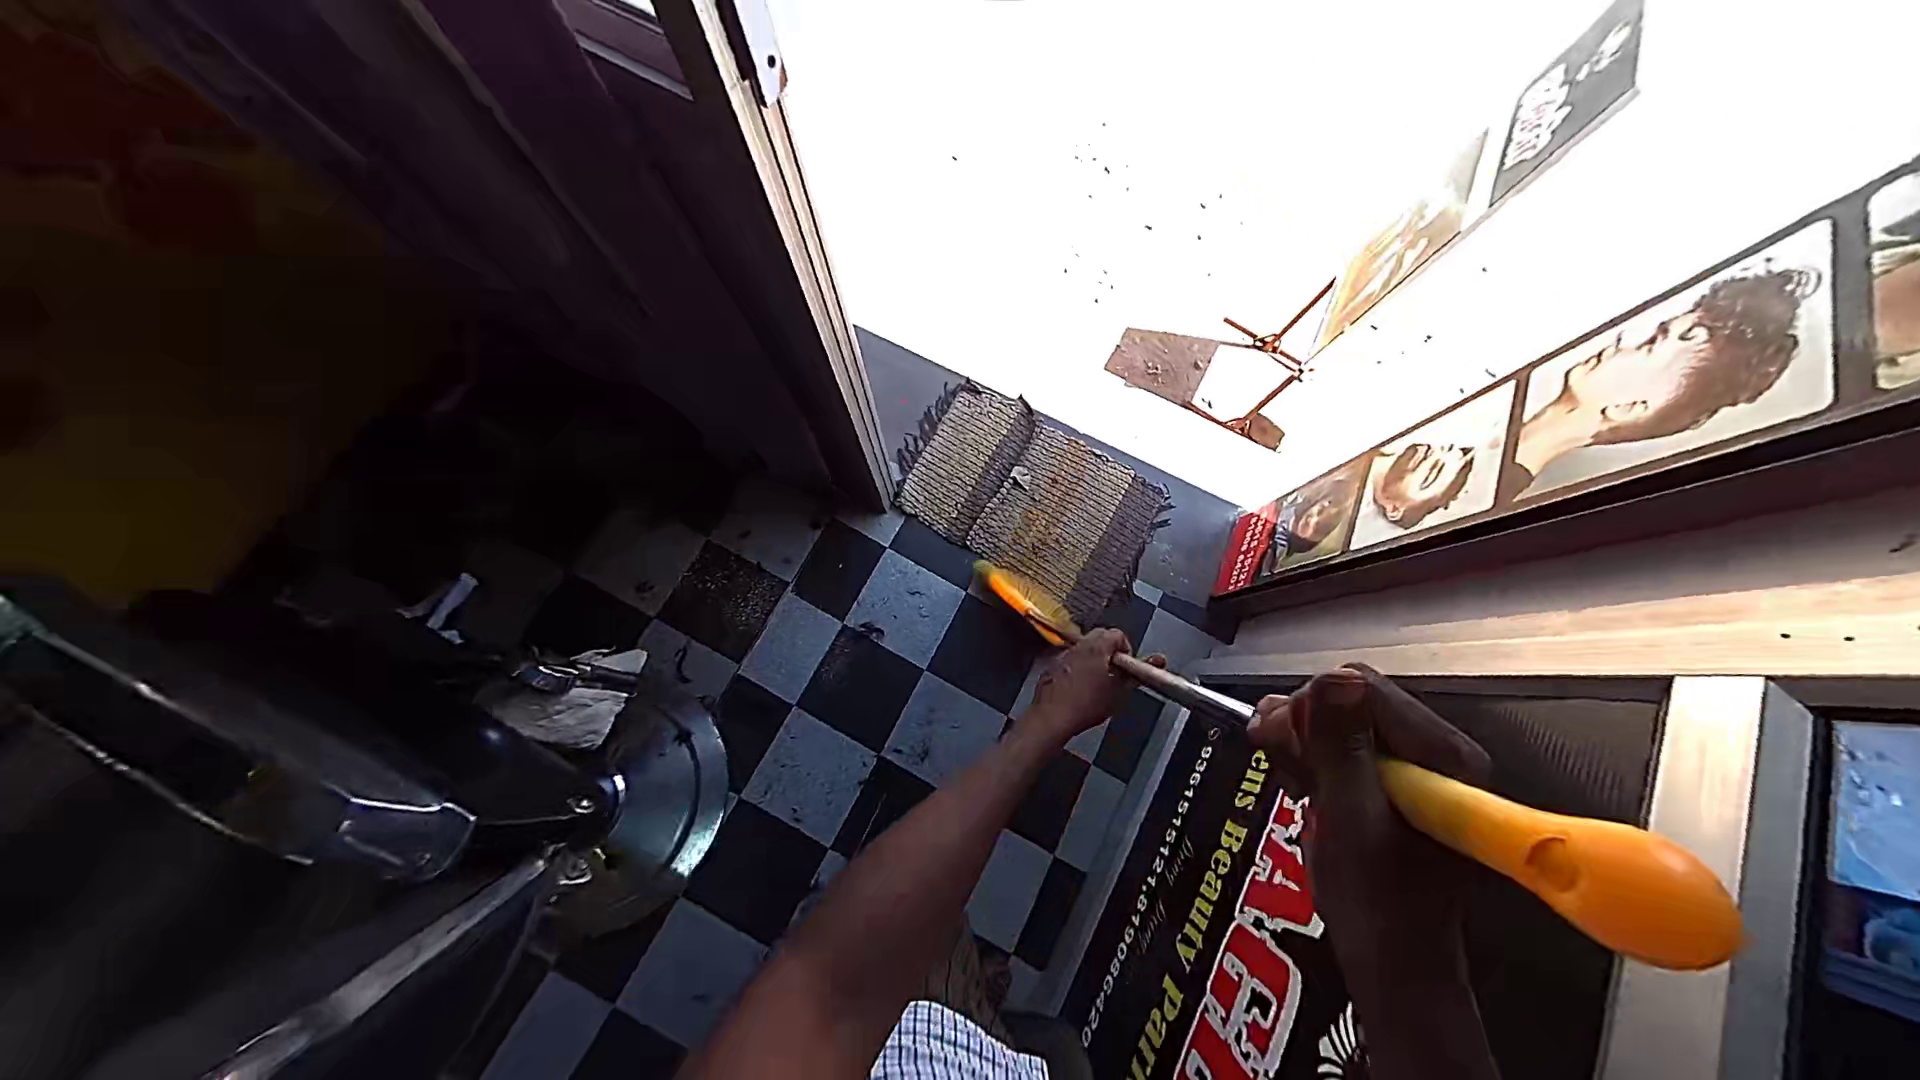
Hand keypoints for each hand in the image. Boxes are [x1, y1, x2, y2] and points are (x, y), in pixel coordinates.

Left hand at [1022, 629, 1164, 744]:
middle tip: (1115, 672)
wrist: (1052, 717)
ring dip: (1094, 658)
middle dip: (1110, 651)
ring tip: (1098, 681)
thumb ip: (1137, 674)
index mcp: (1097, 648)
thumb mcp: (1119, 693)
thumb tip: (1157, 661)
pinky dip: (1077, 666)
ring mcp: (1062, 655)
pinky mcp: (1051, 666)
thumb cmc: (1085, 706)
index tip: (1126, 666)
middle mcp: (1078, 647)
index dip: (1126, 648)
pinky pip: (1069, 659)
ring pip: (1083, 647)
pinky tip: (1080, 687)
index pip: (1117, 634)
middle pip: (1099, 636)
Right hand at [1246, 665, 1489, 993]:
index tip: (1287, 743)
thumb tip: (1333, 680)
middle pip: (1343, 695)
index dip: (1314, 708)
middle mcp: (1429, 747)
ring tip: (1296, 780)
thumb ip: (1341, 748)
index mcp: (1442, 755)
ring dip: (1297, 740)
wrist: (1384, 951)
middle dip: (1301, 725)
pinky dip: (1302, 752)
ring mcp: (1405, 759)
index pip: (1362, 686)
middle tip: (1286, 764)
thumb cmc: (1375, 900)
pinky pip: (1327, 735)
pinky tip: (1301, 781)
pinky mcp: (1380, 770)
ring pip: (1329, 712)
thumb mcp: (1350, 820)